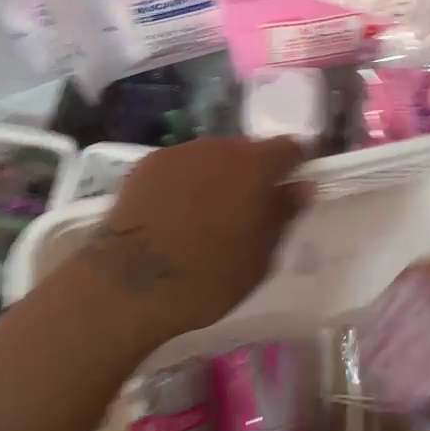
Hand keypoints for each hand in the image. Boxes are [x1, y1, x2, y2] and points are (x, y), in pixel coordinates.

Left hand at [64, 138, 309, 350]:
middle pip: (247, 150)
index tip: (292, 189)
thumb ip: (283, 215)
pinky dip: (185, 182)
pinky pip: (180, 167)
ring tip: (208, 215)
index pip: (289, 148)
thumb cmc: (207, 279)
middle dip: (254, 173)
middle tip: (249, 211)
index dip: (296, 165)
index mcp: (255, 166)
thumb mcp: (260, 258)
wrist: (128, 284)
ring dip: (218, 176)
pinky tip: (175, 214)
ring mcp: (178, 152)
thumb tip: (301, 187)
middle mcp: (218, 147)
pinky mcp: (145, 164)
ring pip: (211, 156)